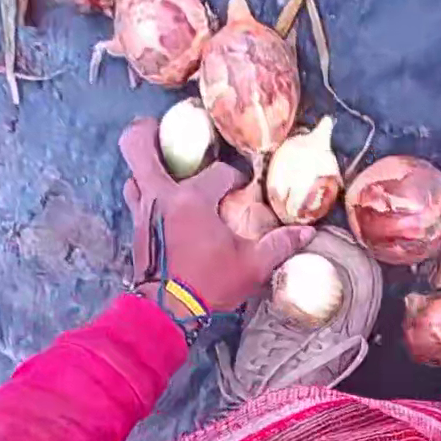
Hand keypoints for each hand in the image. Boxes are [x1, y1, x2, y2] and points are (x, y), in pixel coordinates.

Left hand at [119, 118, 312, 314]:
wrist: (168, 311)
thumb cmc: (211, 284)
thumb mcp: (253, 266)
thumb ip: (279, 245)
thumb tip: (307, 232)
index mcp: (192, 199)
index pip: (218, 172)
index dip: (235, 177)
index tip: (244, 188)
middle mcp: (161, 196)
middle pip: (138, 145)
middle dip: (147, 131)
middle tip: (163, 129)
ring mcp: (143, 213)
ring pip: (133, 174)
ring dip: (146, 168)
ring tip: (166, 171)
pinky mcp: (137, 230)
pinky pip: (136, 199)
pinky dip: (147, 195)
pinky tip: (164, 206)